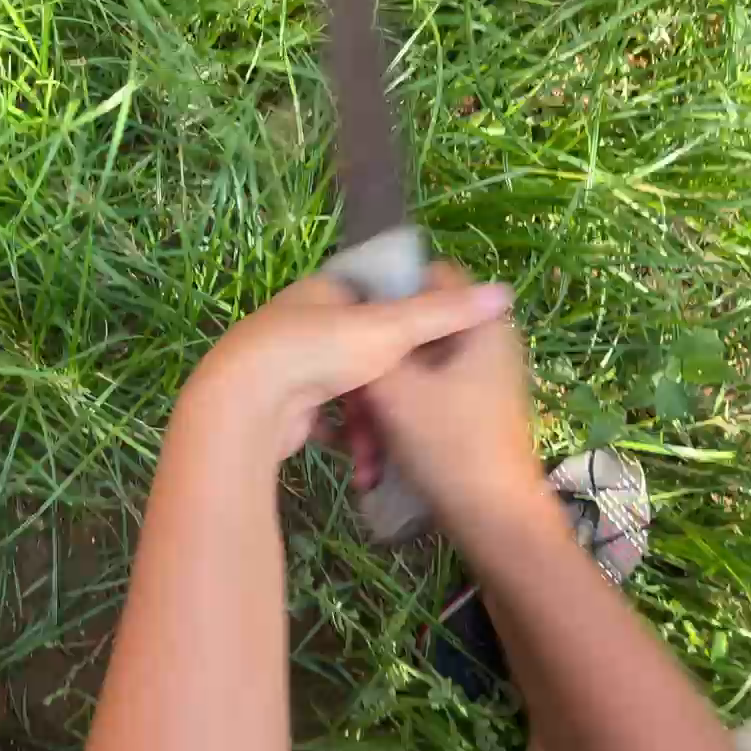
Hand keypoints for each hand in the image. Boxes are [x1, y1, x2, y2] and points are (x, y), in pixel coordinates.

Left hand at [186, 268, 514, 459]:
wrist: (246, 401)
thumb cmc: (319, 350)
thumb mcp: (390, 327)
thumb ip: (444, 313)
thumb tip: (503, 292)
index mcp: (323, 291)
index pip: (375, 295)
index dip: (411, 319)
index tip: (441, 348)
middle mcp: (302, 323)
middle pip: (364, 350)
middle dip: (392, 387)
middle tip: (419, 410)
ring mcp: (288, 365)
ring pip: (347, 390)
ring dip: (369, 423)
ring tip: (382, 453)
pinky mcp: (281, 404)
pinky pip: (326, 418)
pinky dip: (345, 437)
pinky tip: (360, 459)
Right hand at [352, 262, 548, 534]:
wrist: (494, 522)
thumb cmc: (448, 444)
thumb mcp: (395, 388)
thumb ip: (370, 344)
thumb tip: (352, 317)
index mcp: (480, 326)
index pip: (431, 276)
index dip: (389, 289)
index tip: (350, 317)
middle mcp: (481, 346)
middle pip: (411, 333)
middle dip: (372, 368)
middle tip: (346, 398)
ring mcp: (473, 381)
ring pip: (408, 373)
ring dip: (375, 407)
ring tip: (355, 445)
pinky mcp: (463, 412)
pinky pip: (417, 401)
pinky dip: (391, 424)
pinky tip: (369, 461)